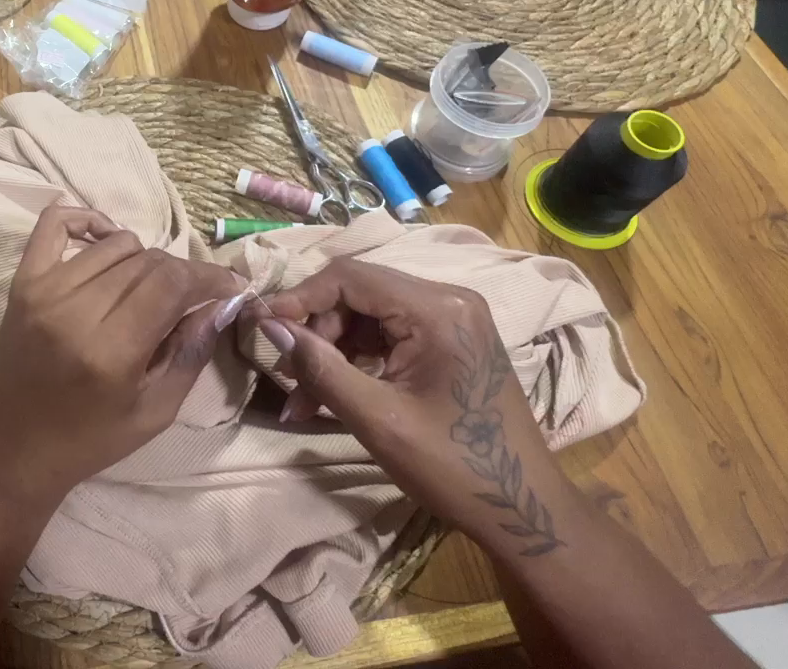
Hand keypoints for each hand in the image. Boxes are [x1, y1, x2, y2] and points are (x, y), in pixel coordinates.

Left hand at [0, 205, 246, 504]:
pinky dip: (86, 219)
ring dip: (143, 257)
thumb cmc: (91, 439)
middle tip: (190, 296)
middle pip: (147, 261)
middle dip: (181, 273)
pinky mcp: (23, 282)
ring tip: (148, 286)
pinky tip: (106, 235)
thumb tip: (221, 302)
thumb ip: (191, 352)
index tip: (230, 283)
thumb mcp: (156, 412)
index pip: (172, 283)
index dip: (209, 276)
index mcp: (111, 351)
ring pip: (114, 243)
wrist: (15, 447)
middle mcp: (75, 311)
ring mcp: (44, 291)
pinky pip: (54, 224)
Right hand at [258, 260, 566, 554]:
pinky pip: (387, 333)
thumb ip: (319, 366)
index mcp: (438, 309)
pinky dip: (356, 360)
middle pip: (357, 293)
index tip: (262, 325)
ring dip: (331, 351)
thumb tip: (267, 324)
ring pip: (367, 315)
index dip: (299, 297)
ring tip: (304, 400)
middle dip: (316, 332)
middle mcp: (447, 299)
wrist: (526, 512)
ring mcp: (452, 318)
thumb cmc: (454, 468)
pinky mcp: (450, 339)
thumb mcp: (377, 419)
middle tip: (289, 378)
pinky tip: (333, 394)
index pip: (350, 276)